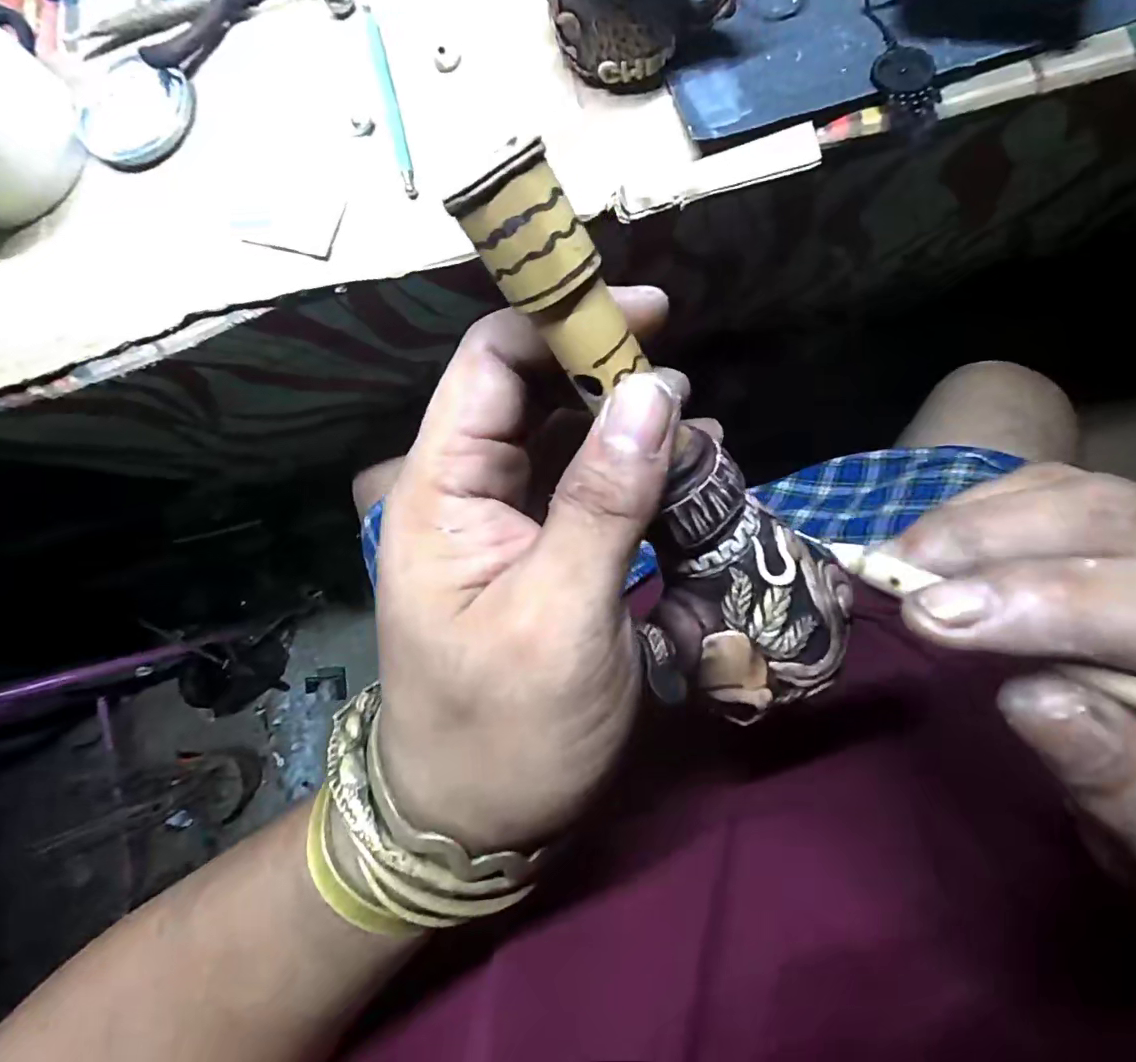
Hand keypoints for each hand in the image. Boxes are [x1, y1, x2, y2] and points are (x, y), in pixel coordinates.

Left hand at [371, 288, 681, 852]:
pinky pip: (584, 490)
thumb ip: (601, 499)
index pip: (488, 365)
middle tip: (680, 385)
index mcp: (440, 492)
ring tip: (696, 441)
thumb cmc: (504, 729)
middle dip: (604, 377)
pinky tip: (683, 478)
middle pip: (530, 395)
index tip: (646, 316)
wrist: (475, 819)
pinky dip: (633, 477)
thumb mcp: (559, 616)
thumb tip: (652, 390)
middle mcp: (465, 492)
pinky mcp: (538, 553)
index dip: (559, 323)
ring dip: (628, 430)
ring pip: (564, 440)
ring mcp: (503, 523)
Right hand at [889, 464, 1135, 1049]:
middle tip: (891, 576)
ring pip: (1098, 495)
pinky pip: (1080, 497)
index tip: (935, 618)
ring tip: (898, 561)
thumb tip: (1022, 697)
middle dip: (993, 541)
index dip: (1061, 602)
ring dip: (981, 518)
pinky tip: (943, 547)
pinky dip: (996, 511)